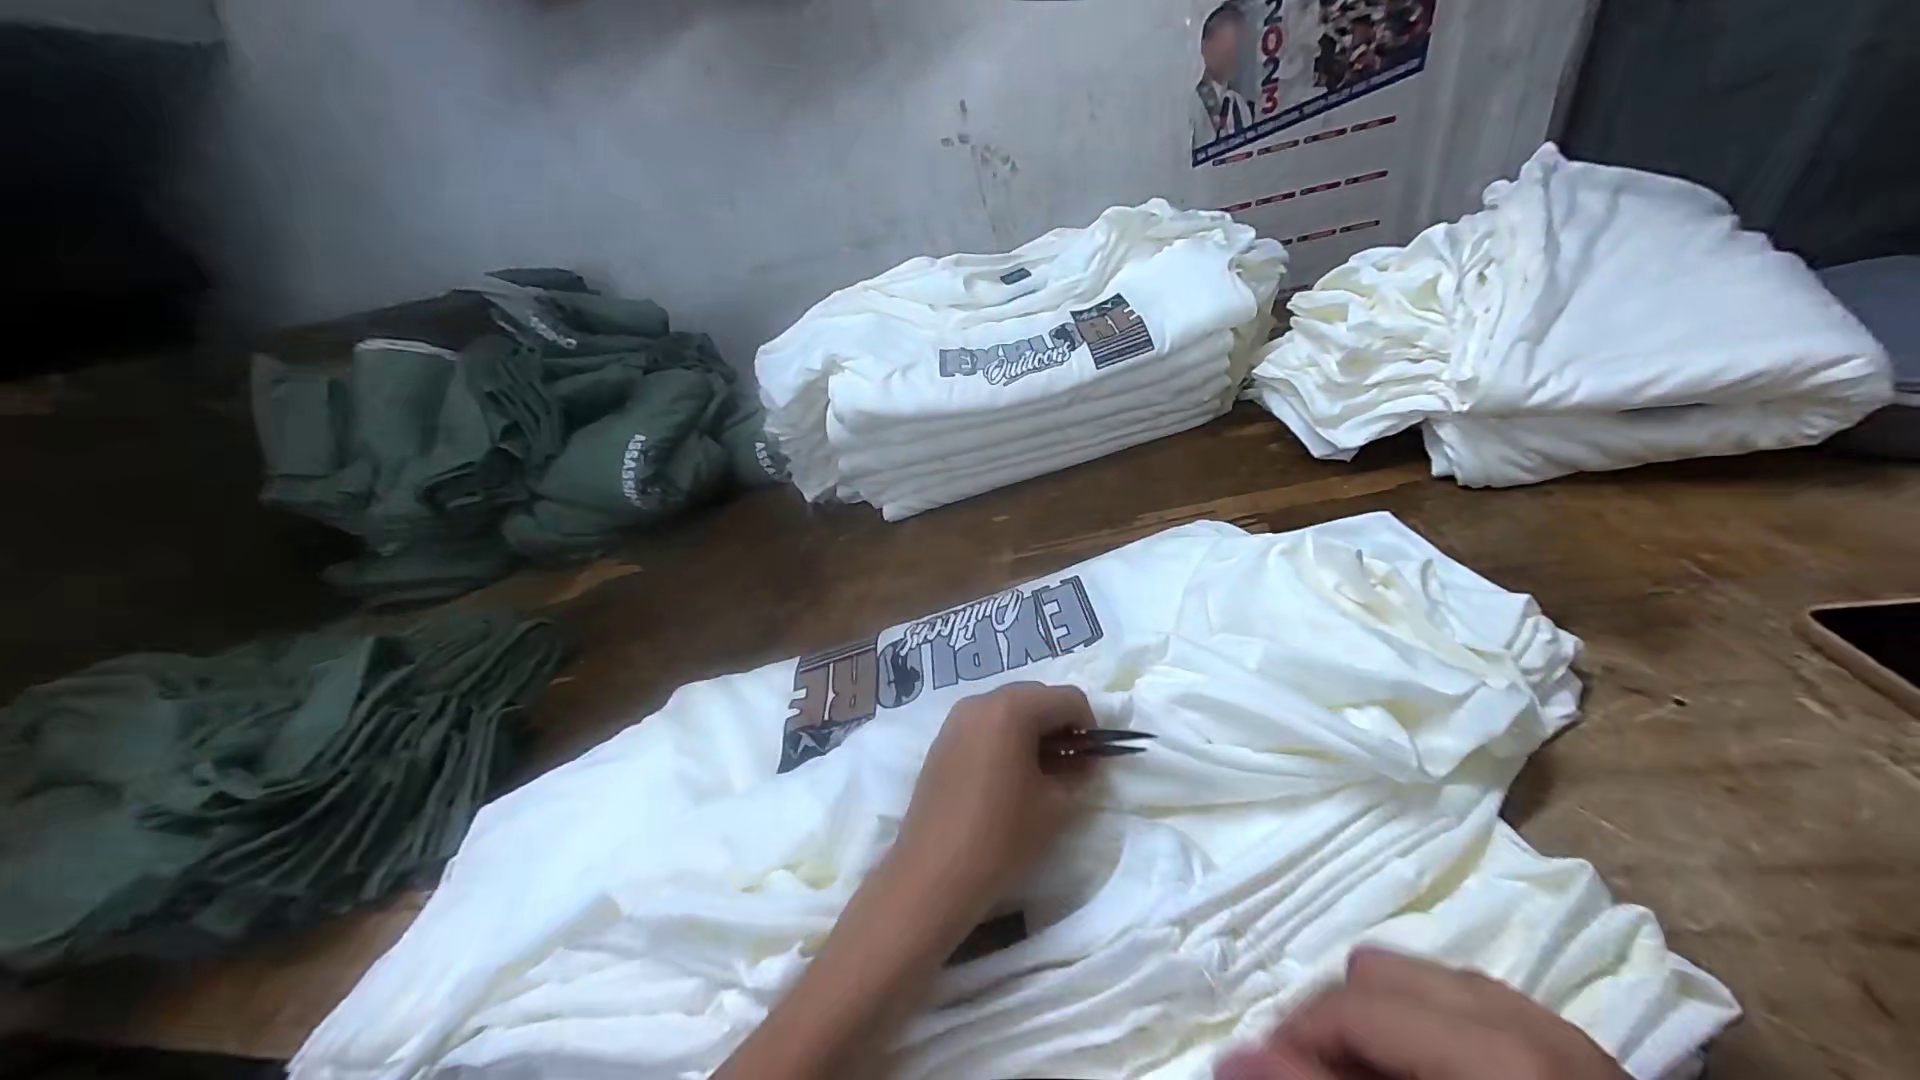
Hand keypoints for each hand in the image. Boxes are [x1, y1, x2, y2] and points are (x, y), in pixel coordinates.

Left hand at [885, 682, 1099, 927]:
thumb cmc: (1002, 835)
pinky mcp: (941, 741)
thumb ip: (1078, 772)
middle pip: (1035, 697)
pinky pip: (983, 725)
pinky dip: (1004, 738)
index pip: (1067, 698)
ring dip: (1031, 730)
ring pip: (1007, 709)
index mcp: (1012, 709)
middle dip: (1058, 724)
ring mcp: (955, 720)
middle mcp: (980, 702)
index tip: (1091, 760)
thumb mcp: (1056, 805)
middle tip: (1068, 766)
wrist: (933, 873)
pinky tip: (1006, 777)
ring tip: (1038, 773)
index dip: (1089, 726)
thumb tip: (1085, 760)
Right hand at [1217, 948, 1631, 1079]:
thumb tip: (1234, 1059)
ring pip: (1415, 977)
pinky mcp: (1573, 1044)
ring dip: (1379, 1024)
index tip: (1254, 1075)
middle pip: (1371, 973)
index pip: (1347, 1005)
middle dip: (1335, 1026)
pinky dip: (1427, 1031)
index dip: (1291, 1040)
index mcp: (1492, 1048)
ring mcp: (1550, 1024)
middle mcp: (1520, 1015)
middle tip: (1323, 1078)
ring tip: (1371, 1077)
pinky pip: (1464, 999)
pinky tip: (1429, 1077)